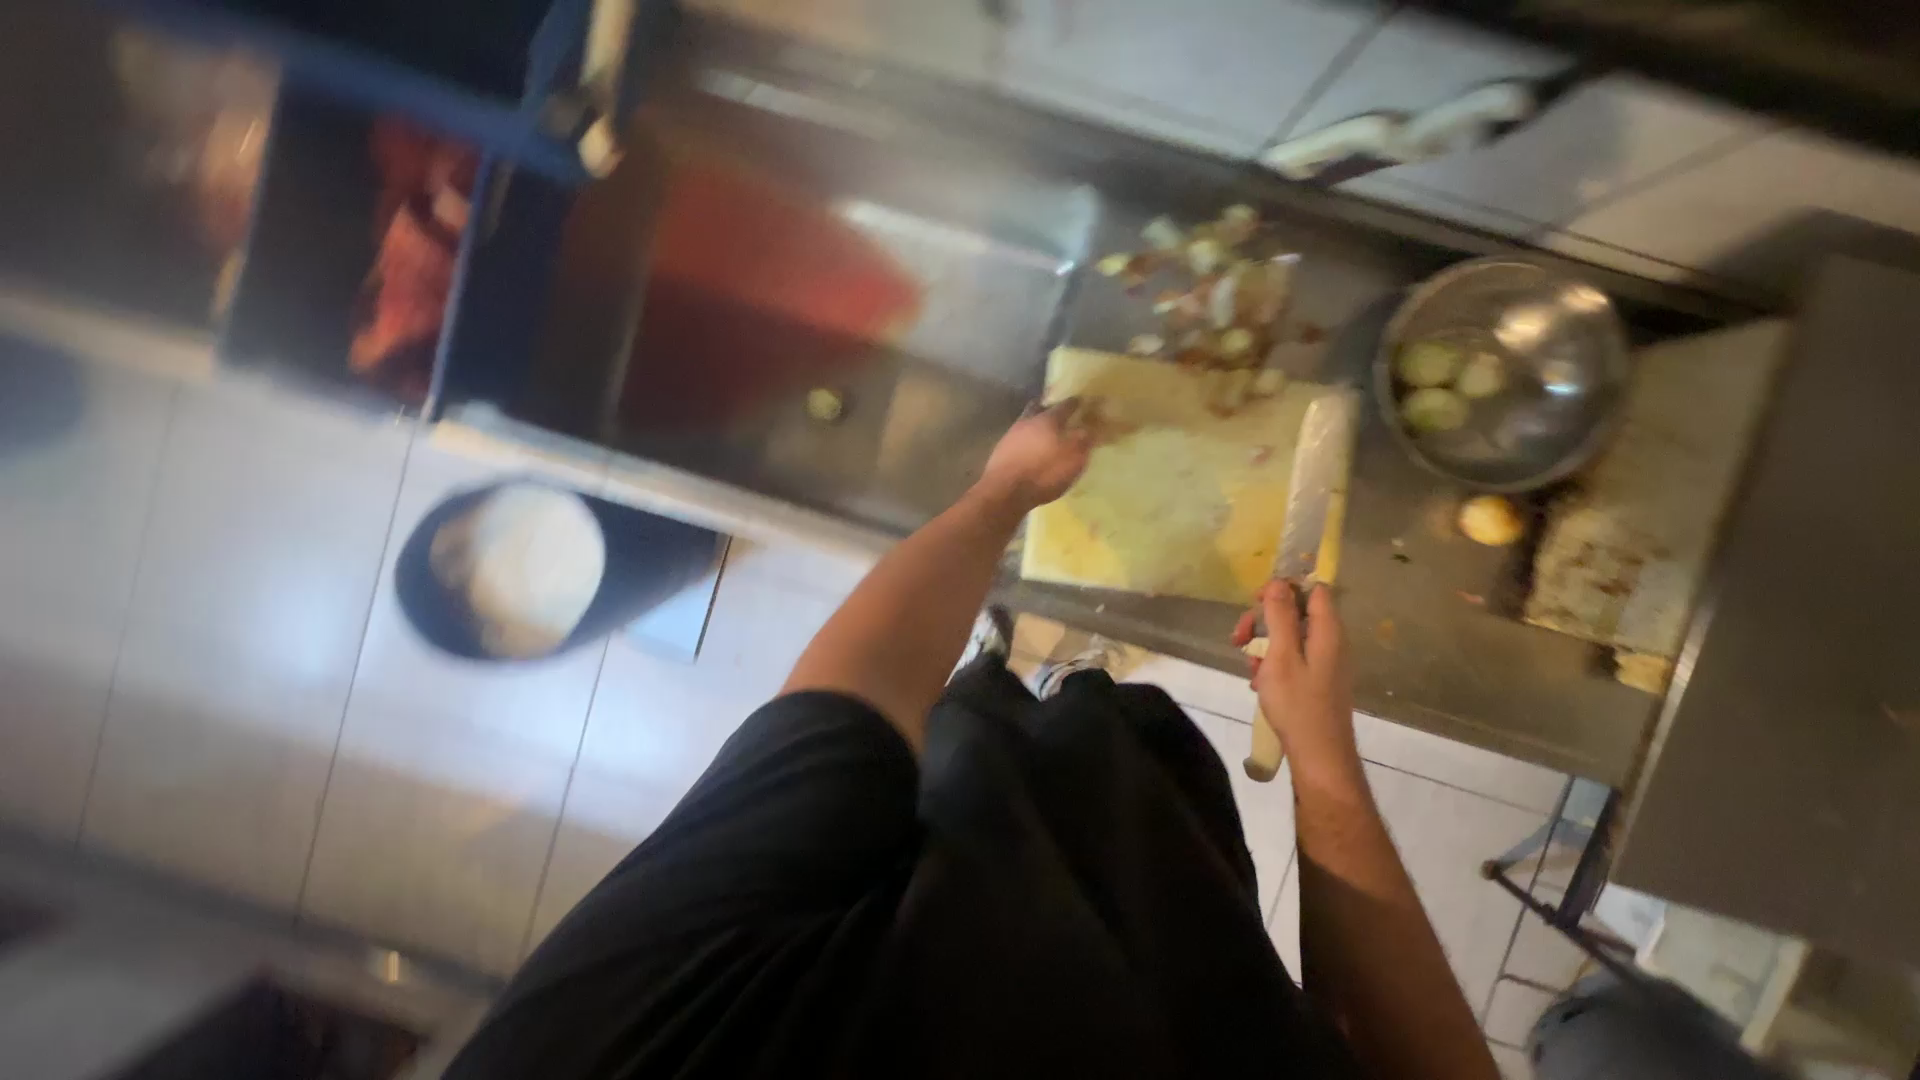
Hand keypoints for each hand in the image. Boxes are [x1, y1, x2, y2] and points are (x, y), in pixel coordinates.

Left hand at [976, 400, 1091, 510]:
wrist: (1005, 491)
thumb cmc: (1044, 473)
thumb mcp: (1074, 458)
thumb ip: (1084, 440)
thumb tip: (1091, 427)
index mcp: (1048, 419)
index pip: (1065, 405)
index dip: (1075, 403)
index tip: (1081, 401)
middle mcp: (1028, 421)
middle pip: (1039, 408)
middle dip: (1049, 408)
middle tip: (1058, 411)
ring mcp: (1011, 435)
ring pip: (1026, 423)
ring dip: (1035, 425)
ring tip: (1043, 433)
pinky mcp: (1000, 451)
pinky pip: (1016, 439)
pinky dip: (1025, 441)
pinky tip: (1029, 450)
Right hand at [1233, 580, 1360, 783]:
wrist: (1318, 755)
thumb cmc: (1297, 704)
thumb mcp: (1281, 656)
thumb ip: (1280, 616)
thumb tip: (1279, 581)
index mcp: (1327, 631)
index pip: (1314, 589)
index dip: (1284, 588)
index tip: (1256, 601)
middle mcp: (1331, 641)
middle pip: (1297, 612)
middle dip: (1265, 620)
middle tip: (1239, 638)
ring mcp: (1326, 662)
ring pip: (1291, 636)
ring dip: (1265, 644)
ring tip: (1249, 666)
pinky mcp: (1319, 679)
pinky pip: (1294, 657)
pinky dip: (1273, 662)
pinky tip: (1259, 681)